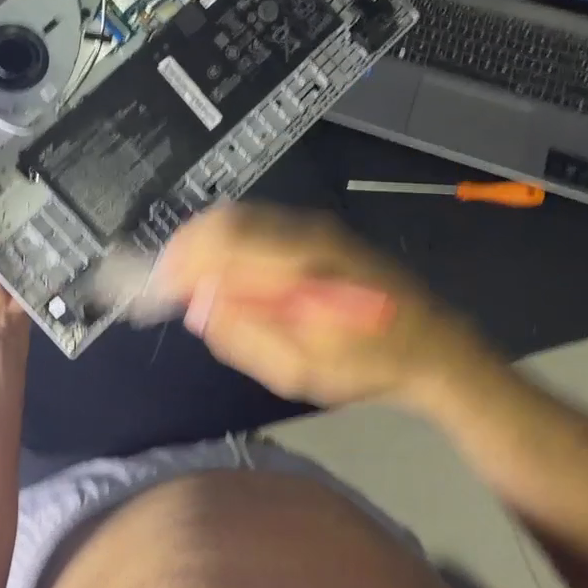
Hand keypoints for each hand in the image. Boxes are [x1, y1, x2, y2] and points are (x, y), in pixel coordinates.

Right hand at [156, 203, 496, 407]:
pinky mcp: (316, 231)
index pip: (220, 241)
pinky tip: (223, 272)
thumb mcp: (300, 369)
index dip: (178, 260)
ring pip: (238, 217)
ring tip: (187, 281)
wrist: (433, 345)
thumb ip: (245, 336)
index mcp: (297, 263)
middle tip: (164, 284)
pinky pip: (257, 224)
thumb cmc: (367, 366)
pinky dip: (228, 242)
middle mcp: (301, 232)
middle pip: (223, 220)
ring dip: (204, 243)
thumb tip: (198, 306)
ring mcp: (312, 227)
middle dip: (185, 248)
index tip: (154, 286)